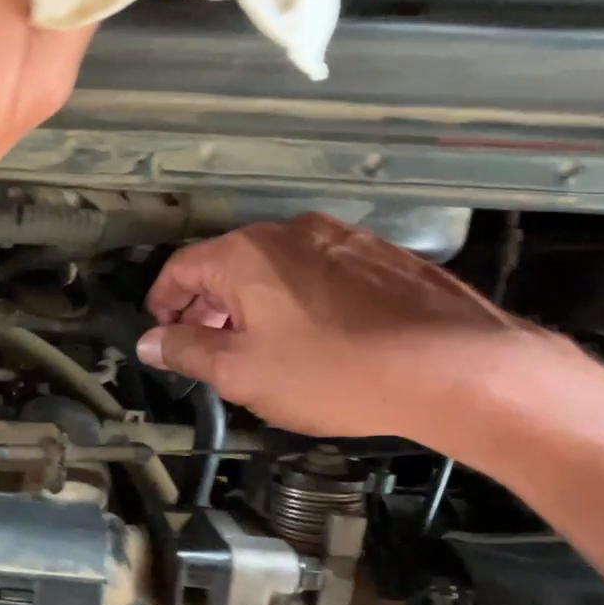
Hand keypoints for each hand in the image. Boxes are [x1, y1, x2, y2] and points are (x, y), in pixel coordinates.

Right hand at [137, 214, 574, 447]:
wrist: (453, 366)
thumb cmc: (332, 371)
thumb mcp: (242, 372)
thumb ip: (187, 352)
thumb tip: (150, 341)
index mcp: (246, 254)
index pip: (180, 268)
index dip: (162, 304)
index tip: (162, 337)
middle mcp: (289, 232)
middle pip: (226, 265)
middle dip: (206, 308)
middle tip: (205, 352)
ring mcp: (340, 238)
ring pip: (273, 269)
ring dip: (251, 305)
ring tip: (258, 351)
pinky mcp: (380, 256)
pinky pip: (315, 273)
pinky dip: (295, 301)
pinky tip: (311, 340)